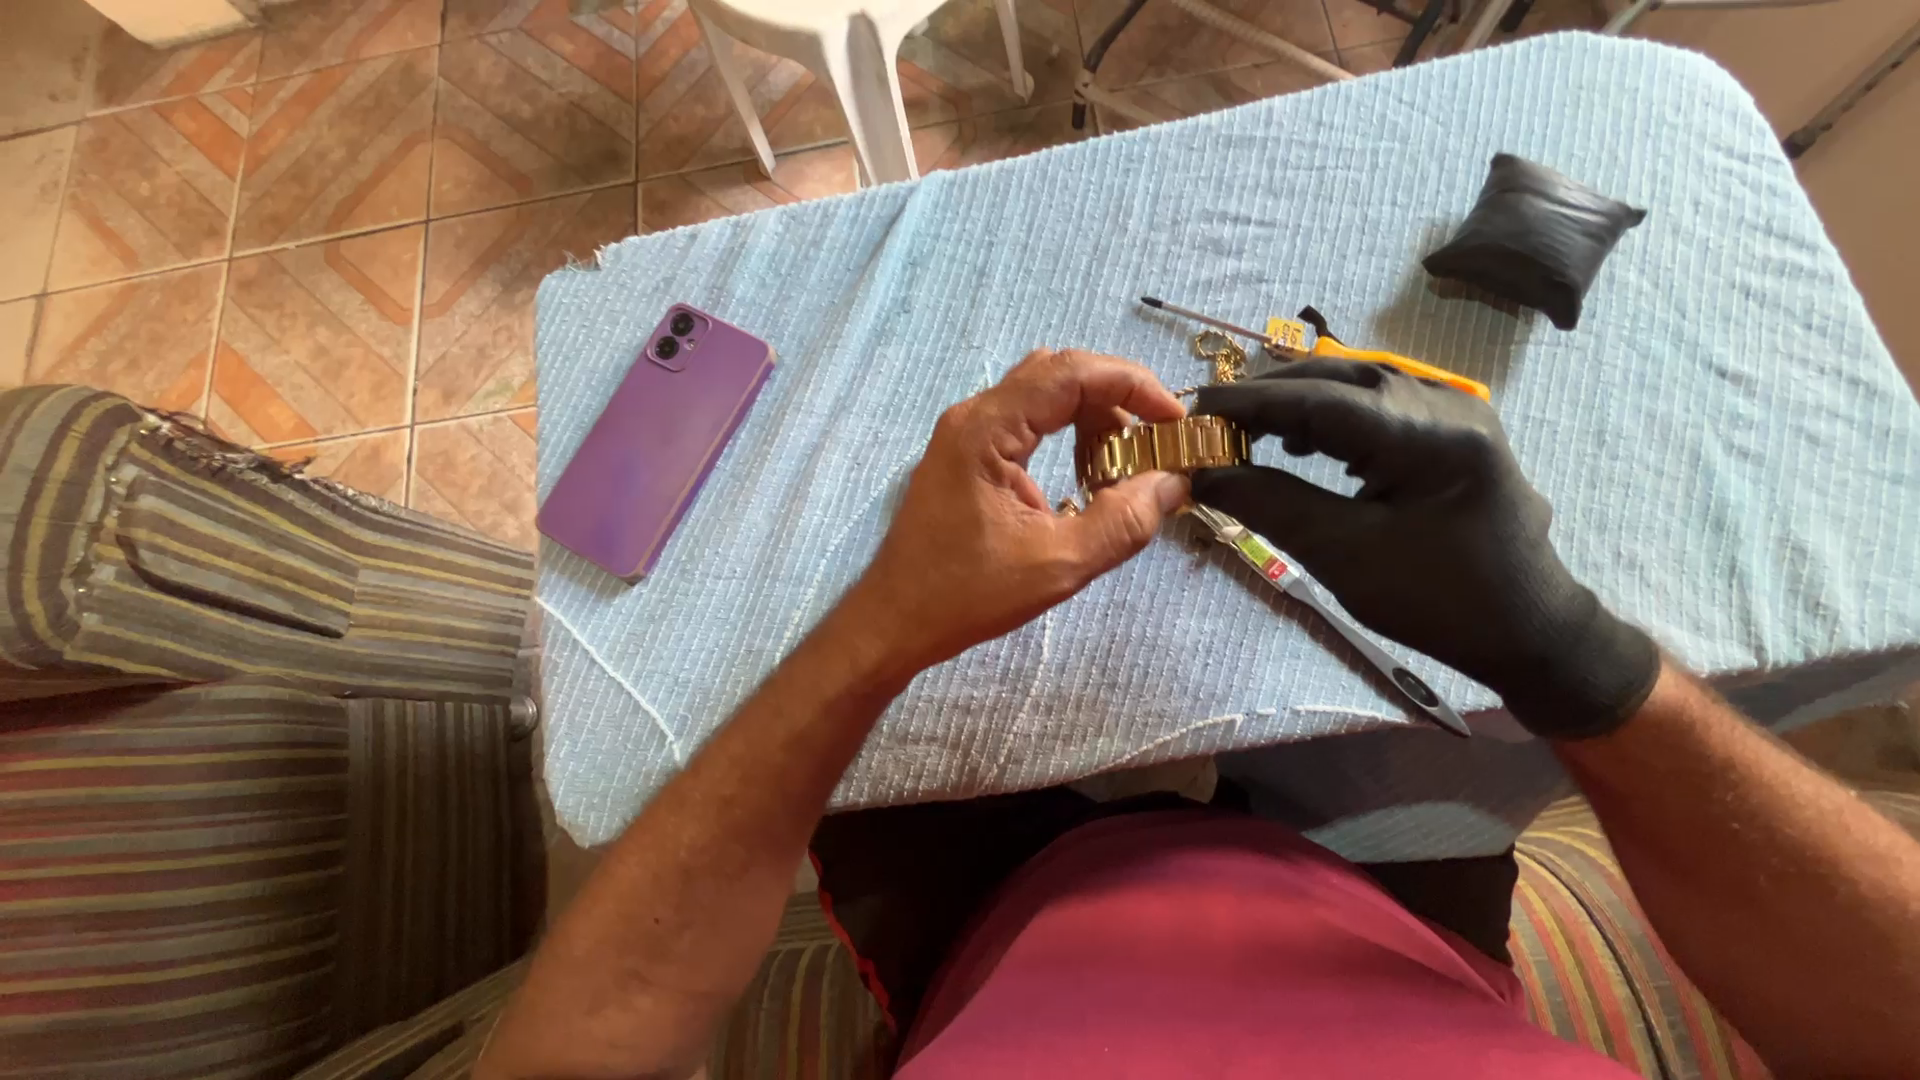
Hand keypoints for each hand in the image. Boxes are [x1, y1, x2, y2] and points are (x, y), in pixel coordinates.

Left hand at [846, 349, 1189, 676]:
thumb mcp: (1057, 565)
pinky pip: (1025, 425)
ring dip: (1090, 421)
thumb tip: (1173, 482)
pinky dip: (1064, 438)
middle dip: (1115, 402)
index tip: (1174, 421)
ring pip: (1042, 398)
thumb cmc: (965, 595)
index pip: (1071, 372)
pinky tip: (1083, 480)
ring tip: (1120, 470)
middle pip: (1058, 375)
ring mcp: (965, 435)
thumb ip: (1123, 522)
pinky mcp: (966, 456)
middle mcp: (973, 417)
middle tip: (1152, 447)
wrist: (895, 621)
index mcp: (986, 430)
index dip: (1133, 385)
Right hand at [1192, 360, 1657, 737]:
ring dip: (1293, 403)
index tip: (1190, 414)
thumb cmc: (1436, 602)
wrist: (1529, 629)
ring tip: (1244, 432)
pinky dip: (1326, 414)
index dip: (1245, 403)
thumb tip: (1203, 473)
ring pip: (1354, 382)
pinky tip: (1300, 442)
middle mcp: (1444, 404)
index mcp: (1426, 435)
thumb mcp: (1341, 555)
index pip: (1314, 399)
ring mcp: (1453, 409)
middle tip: (1210, 425)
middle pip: (1334, 377)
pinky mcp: (1451, 427)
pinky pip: (1375, 401)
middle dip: (1265, 398)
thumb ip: (1268, 504)